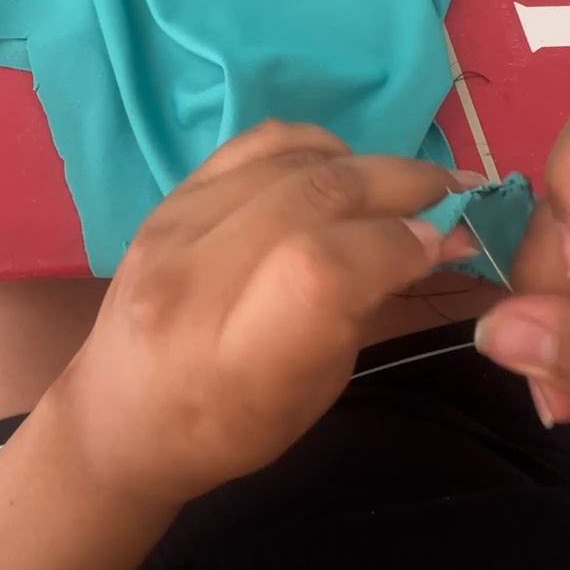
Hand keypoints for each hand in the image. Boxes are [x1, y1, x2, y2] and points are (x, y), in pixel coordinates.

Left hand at [44, 121, 479, 505]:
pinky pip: (253, 143)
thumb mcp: (312, 391)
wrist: (122, 409)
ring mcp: (171, 229)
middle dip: (396, 185)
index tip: (436, 243)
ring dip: (363, 161)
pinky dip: (312, 144)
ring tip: (401, 181)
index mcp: (233, 362)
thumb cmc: (229, 426)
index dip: (392, 244)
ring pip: (288, 162)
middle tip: (446, 192)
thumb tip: (436, 234)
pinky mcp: (167, 199)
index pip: (321, 270)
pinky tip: (340, 165)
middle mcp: (193, 284)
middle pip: (311, 199)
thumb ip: (367, 305)